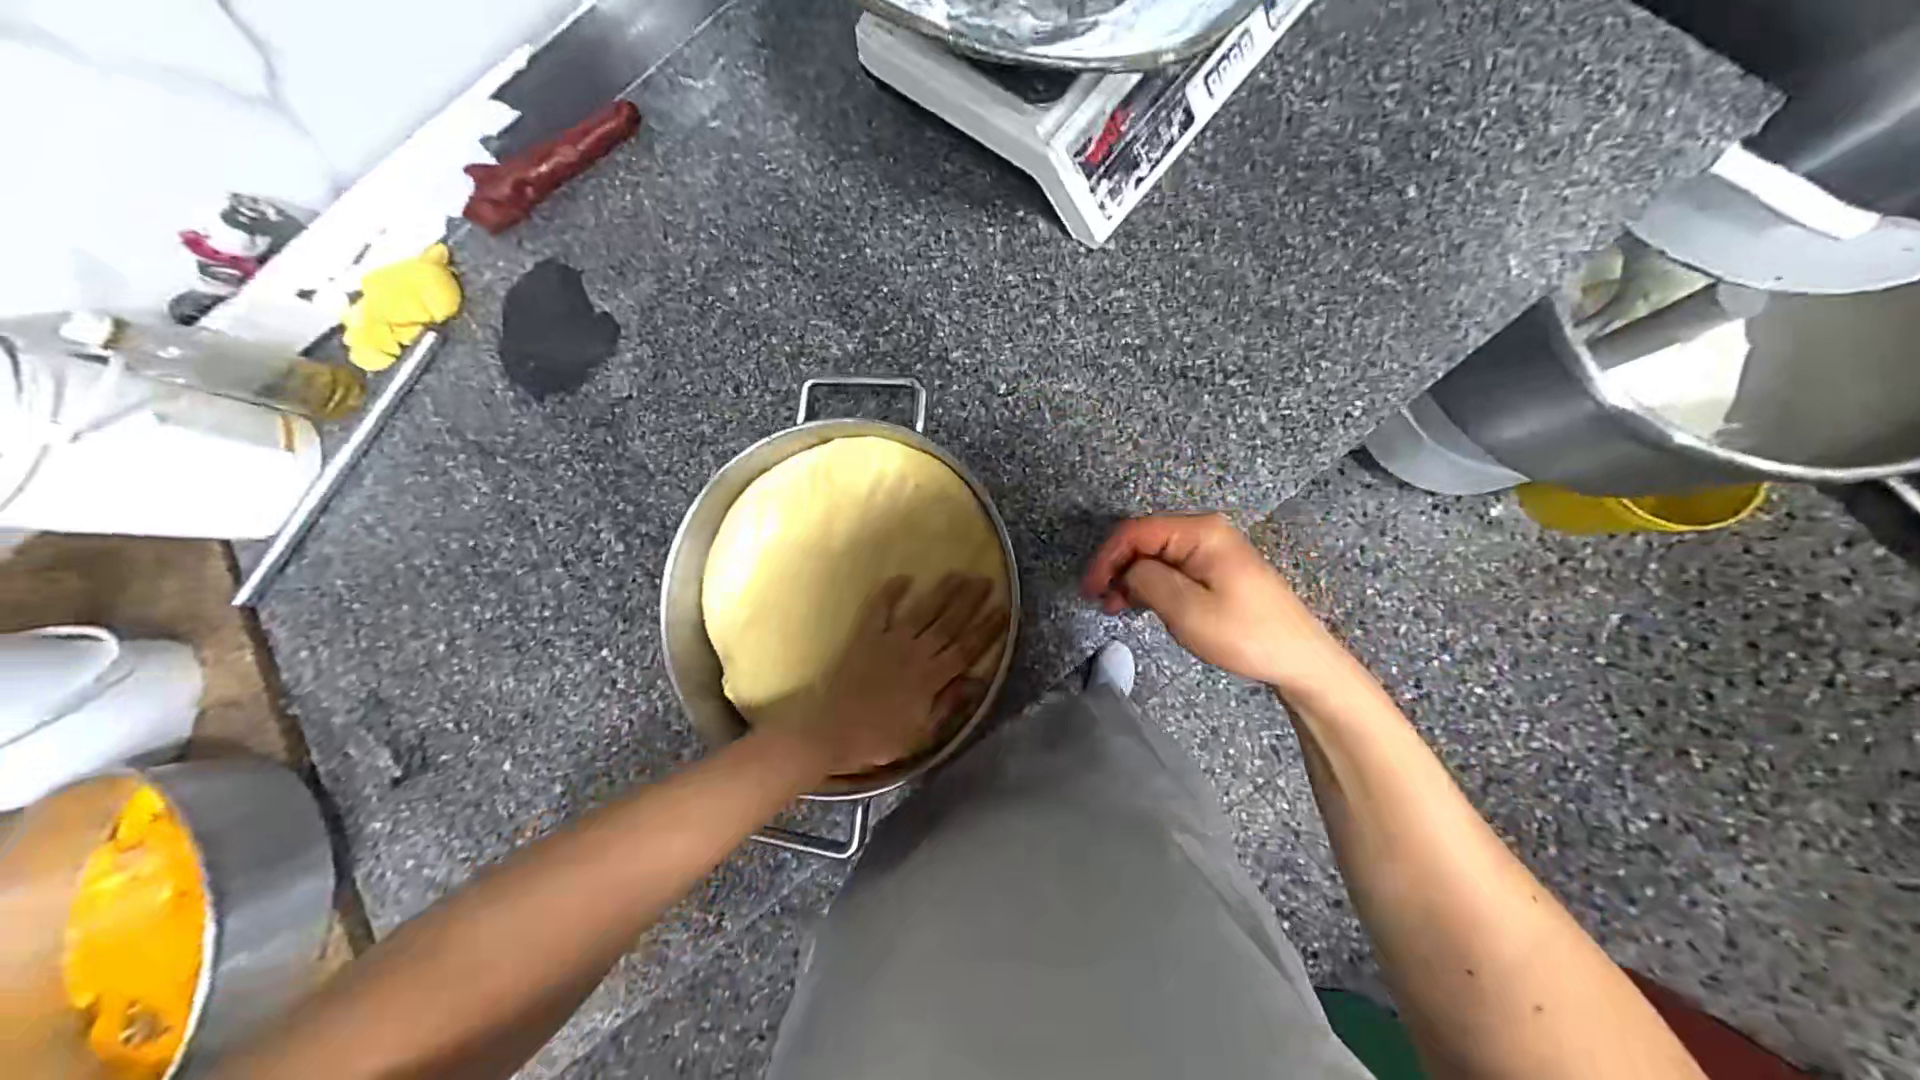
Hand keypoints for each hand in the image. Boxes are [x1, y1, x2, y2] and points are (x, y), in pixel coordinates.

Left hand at [773, 574, 1008, 774]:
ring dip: (941, 592)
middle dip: (970, 601)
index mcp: (931, 678)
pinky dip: (890, 592)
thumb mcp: (922, 733)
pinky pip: (879, 609)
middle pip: (948, 623)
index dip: (987, 629)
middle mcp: (915, 653)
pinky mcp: (865, 637)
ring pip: (922, 611)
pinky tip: (904, 577)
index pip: (966, 649)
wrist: (832, 732)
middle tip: (986, 580)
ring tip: (959, 573)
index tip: (1004, 610)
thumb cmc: (880, 739)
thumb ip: (949, 704)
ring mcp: (889, 641)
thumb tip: (978, 681)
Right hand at [1081, 514, 1340, 690]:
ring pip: (1157, 555)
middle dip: (1117, 568)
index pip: (1135, 531)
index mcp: (1200, 532)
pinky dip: (1152, 584)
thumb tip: (1127, 570)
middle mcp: (1206, 531)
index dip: (1106, 557)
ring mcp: (1213, 549)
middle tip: (1102, 602)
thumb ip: (1146, 580)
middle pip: (1145, 540)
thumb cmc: (1244, 634)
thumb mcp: (1186, 609)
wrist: (1300, 659)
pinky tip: (1143, 605)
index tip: (1089, 589)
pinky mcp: (1218, 569)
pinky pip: (1173, 567)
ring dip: (1132, 579)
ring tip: (1118, 608)